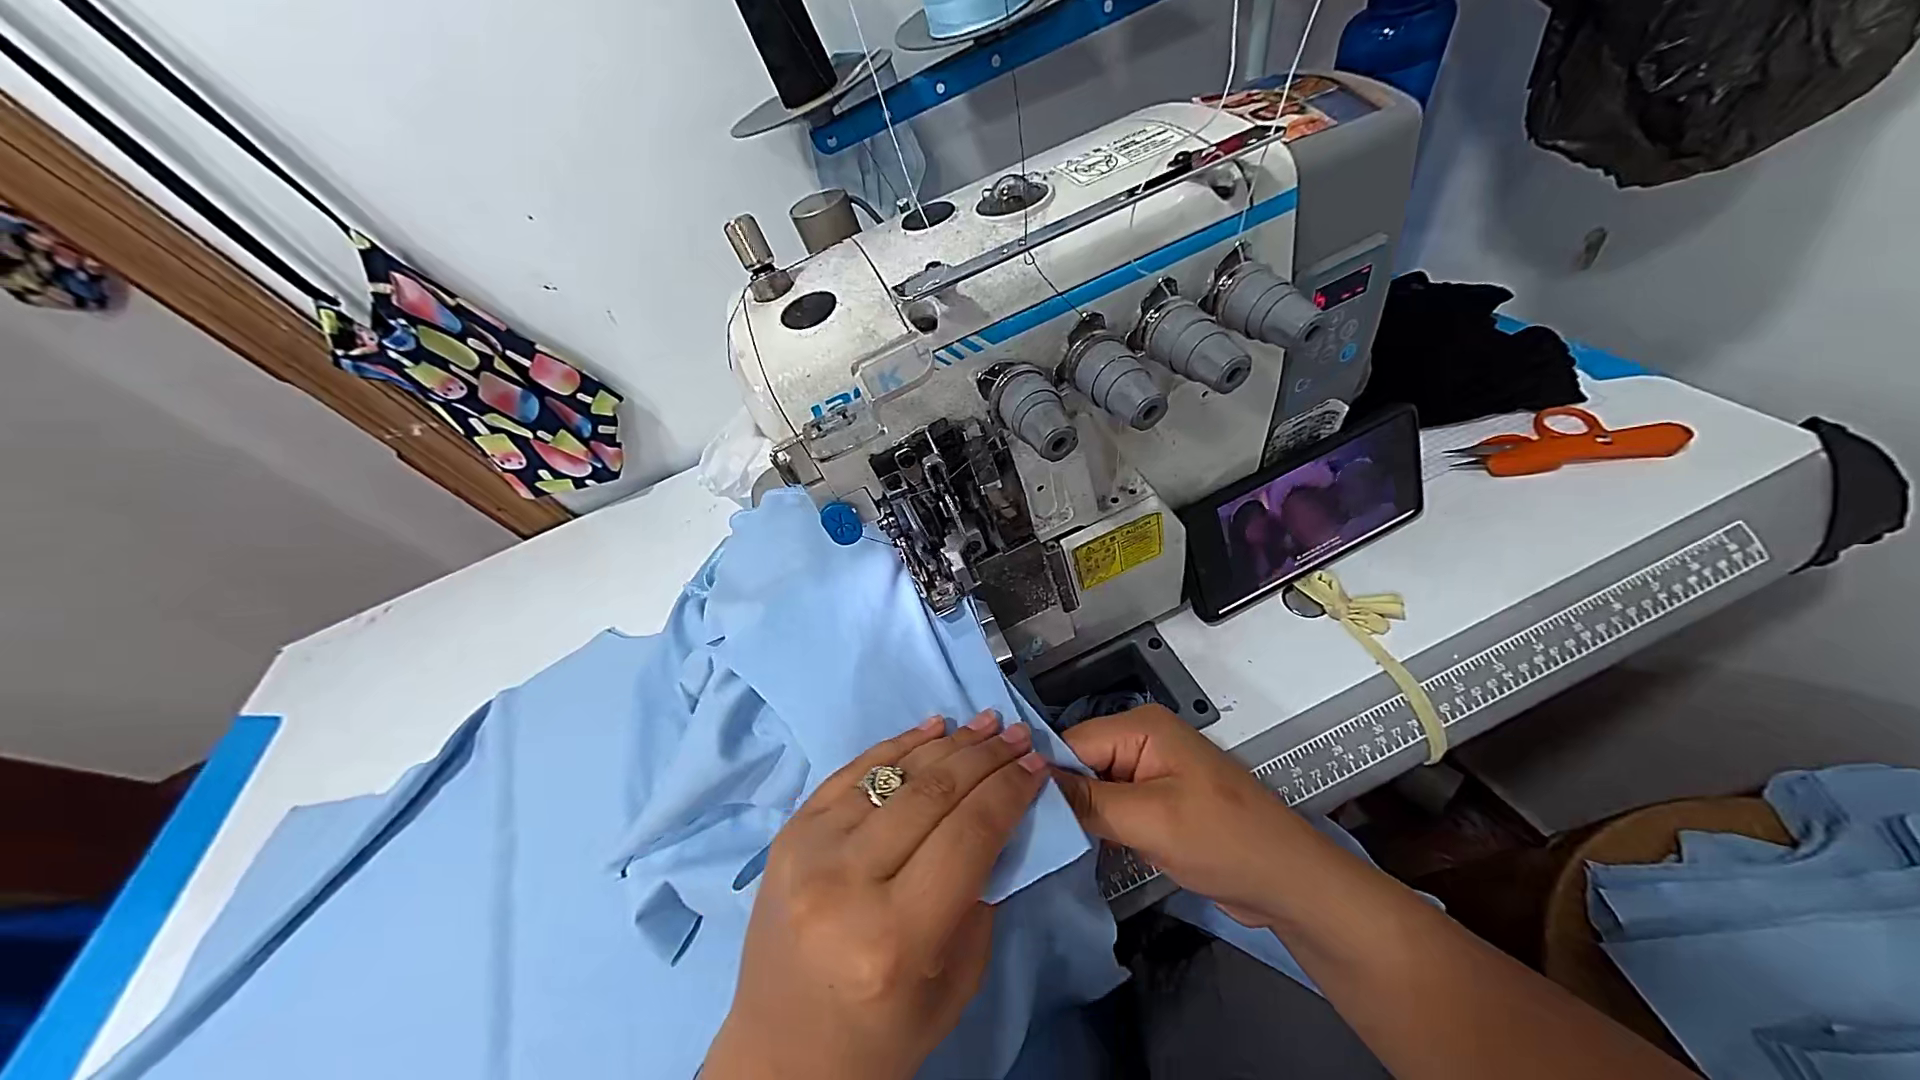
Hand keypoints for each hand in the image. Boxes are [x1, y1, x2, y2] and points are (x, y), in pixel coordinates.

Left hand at [703, 711, 1050, 1079]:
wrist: (780, 1054)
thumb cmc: (878, 1036)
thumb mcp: (955, 982)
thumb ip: (980, 894)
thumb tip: (1000, 815)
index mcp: (894, 936)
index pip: (968, 835)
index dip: (1010, 792)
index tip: (1037, 767)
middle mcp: (846, 883)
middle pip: (934, 794)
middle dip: (986, 758)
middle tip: (1018, 736)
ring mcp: (808, 850)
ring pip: (894, 773)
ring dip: (948, 743)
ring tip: (985, 724)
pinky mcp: (788, 834)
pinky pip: (852, 772)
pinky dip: (897, 745)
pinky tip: (931, 728)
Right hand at [1053, 704, 1308, 926]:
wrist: (1289, 884)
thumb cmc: (1226, 842)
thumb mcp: (1151, 820)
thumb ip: (1088, 801)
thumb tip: (1031, 784)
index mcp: (1141, 727)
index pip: (1070, 742)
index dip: (1045, 776)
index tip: (1017, 811)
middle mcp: (1141, 740)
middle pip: (1078, 763)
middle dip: (1059, 797)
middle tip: (1030, 833)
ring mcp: (1148, 772)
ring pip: (1090, 787)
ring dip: (1076, 814)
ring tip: (1046, 841)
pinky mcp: (1153, 801)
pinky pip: (1110, 806)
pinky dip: (1095, 825)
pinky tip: (1076, 845)